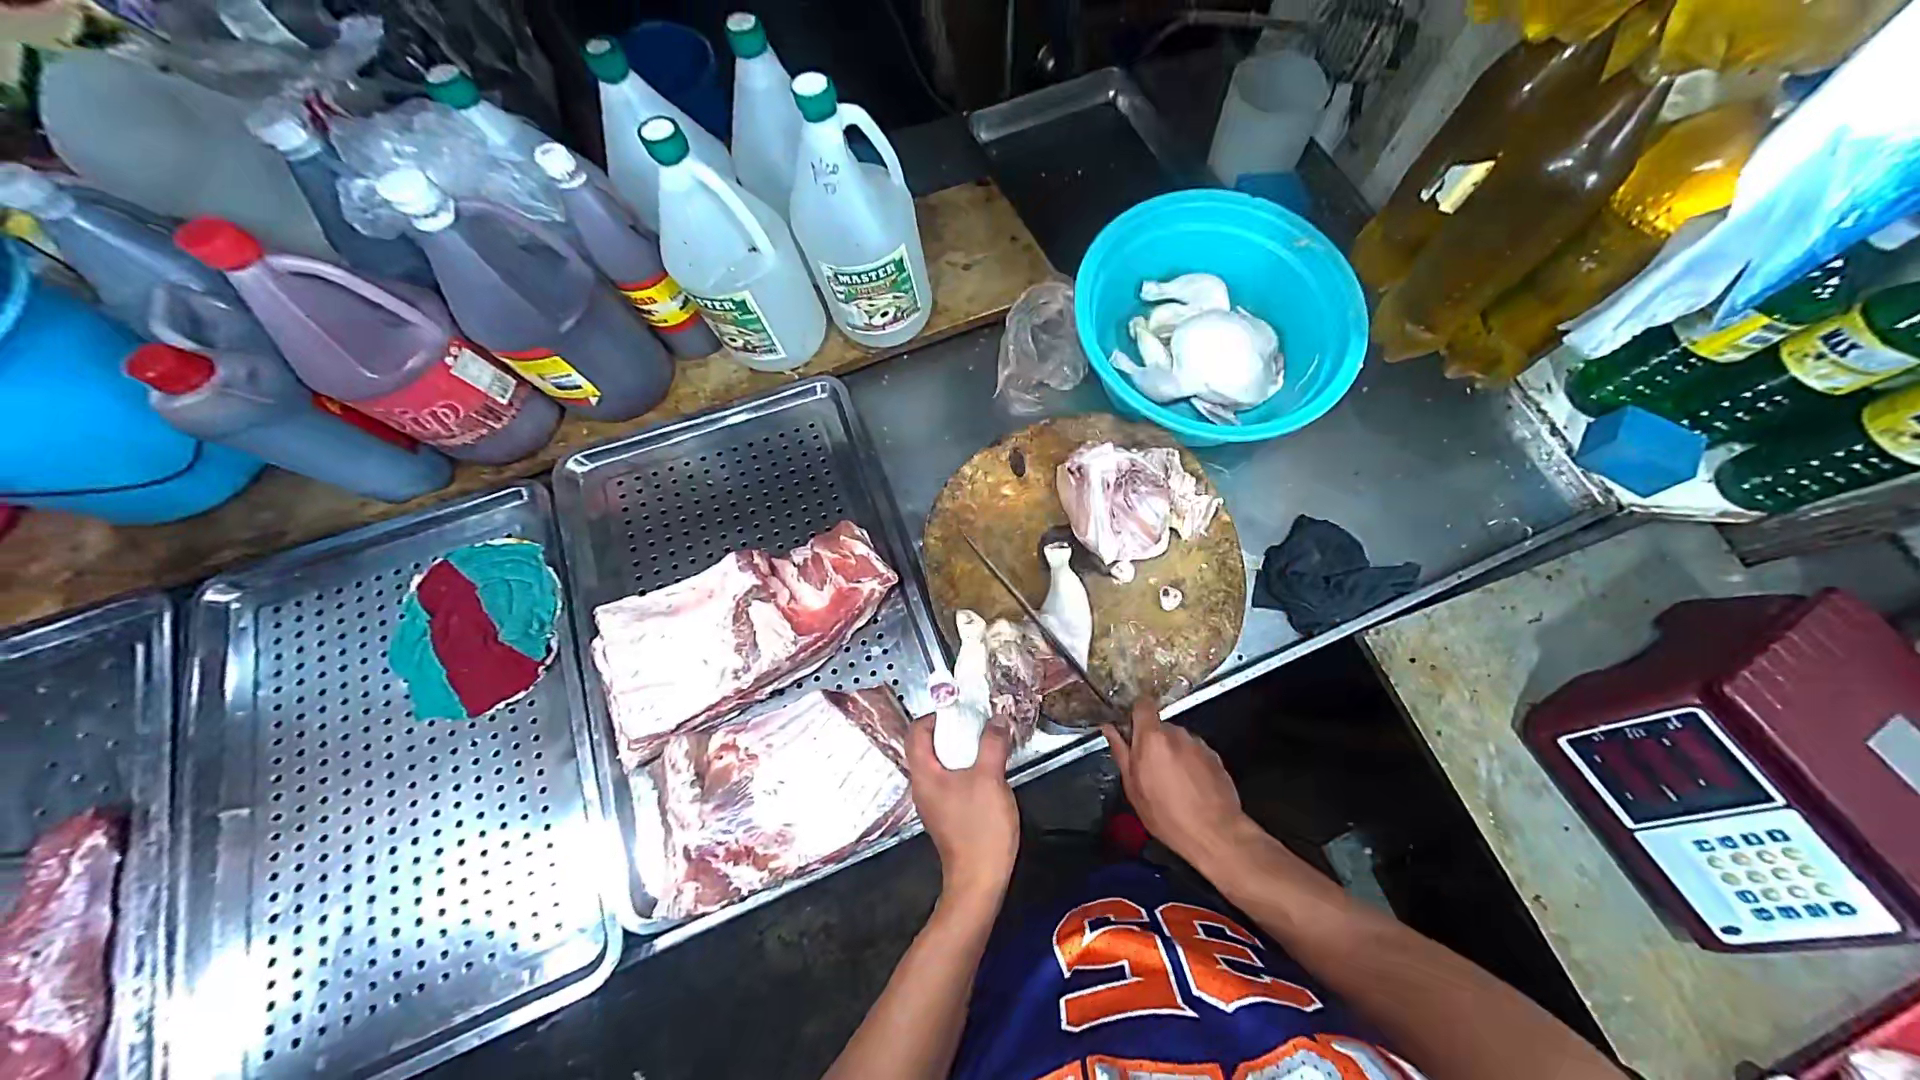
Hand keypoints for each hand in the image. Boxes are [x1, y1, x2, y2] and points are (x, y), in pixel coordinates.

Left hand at [906, 715, 1018, 903]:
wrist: (980, 879)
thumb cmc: (980, 828)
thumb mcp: (990, 778)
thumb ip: (992, 744)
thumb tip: (996, 720)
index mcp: (924, 774)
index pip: (916, 732)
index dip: (935, 715)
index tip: (960, 708)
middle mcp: (922, 786)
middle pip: (928, 746)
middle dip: (952, 730)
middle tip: (977, 722)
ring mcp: (934, 802)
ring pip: (941, 764)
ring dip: (961, 749)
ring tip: (985, 742)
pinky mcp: (946, 813)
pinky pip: (951, 780)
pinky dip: (965, 768)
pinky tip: (987, 769)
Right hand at [1104, 698, 1257, 872]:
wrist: (1215, 833)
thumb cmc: (1167, 814)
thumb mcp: (1133, 787)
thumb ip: (1121, 753)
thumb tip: (1109, 730)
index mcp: (1152, 738)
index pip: (1143, 706)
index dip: (1136, 715)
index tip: (1132, 732)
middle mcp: (1177, 734)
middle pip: (1160, 727)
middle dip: (1154, 743)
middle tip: (1150, 770)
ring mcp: (1199, 745)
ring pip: (1178, 741)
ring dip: (1173, 754)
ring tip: (1173, 784)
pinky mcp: (1215, 757)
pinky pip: (1195, 753)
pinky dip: (1191, 764)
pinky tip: (1191, 788)